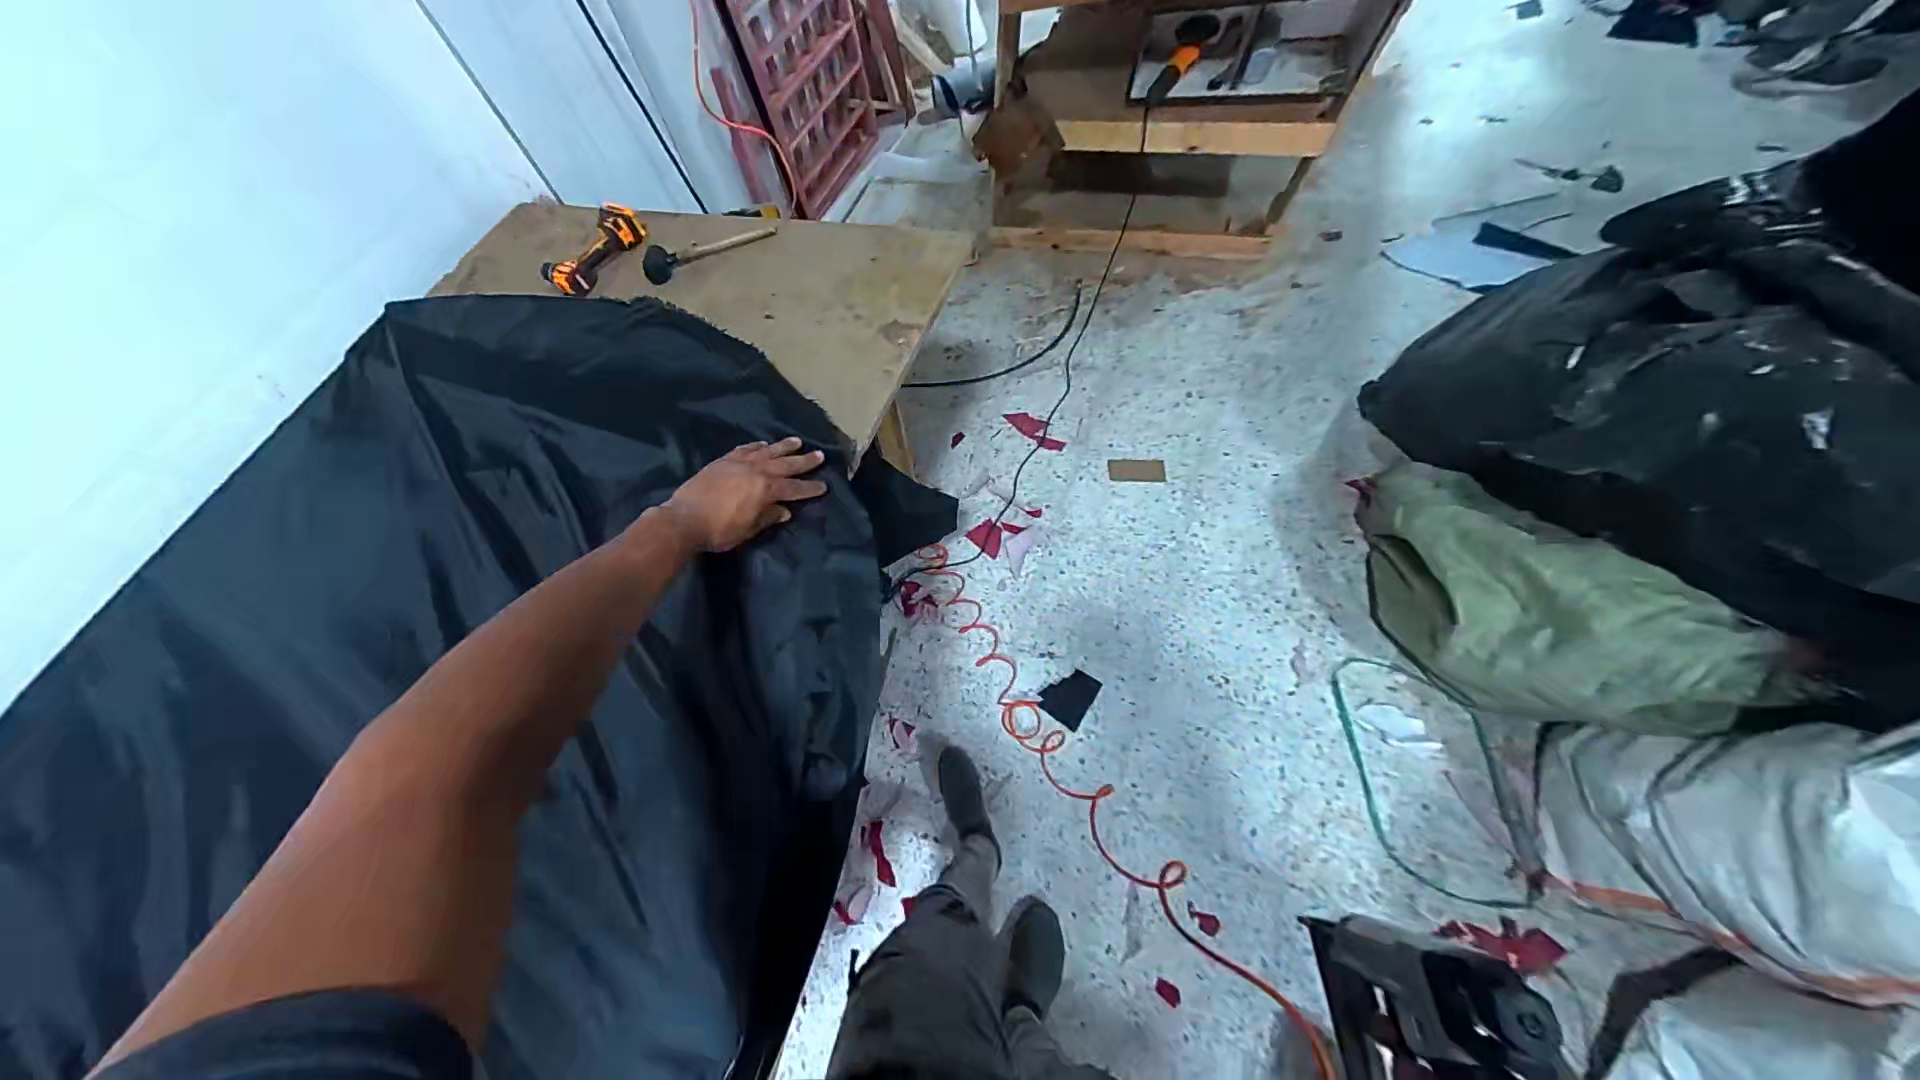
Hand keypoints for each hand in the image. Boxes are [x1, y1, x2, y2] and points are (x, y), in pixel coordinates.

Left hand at [657, 437, 827, 551]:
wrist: (683, 519)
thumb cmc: (718, 530)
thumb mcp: (748, 529)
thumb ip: (767, 517)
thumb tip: (784, 511)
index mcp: (766, 490)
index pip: (795, 488)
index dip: (810, 488)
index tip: (824, 486)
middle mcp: (756, 471)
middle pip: (786, 464)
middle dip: (804, 461)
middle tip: (819, 455)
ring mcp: (738, 463)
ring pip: (767, 451)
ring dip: (784, 447)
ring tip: (797, 441)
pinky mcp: (723, 461)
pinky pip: (745, 449)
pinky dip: (756, 446)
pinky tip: (763, 444)